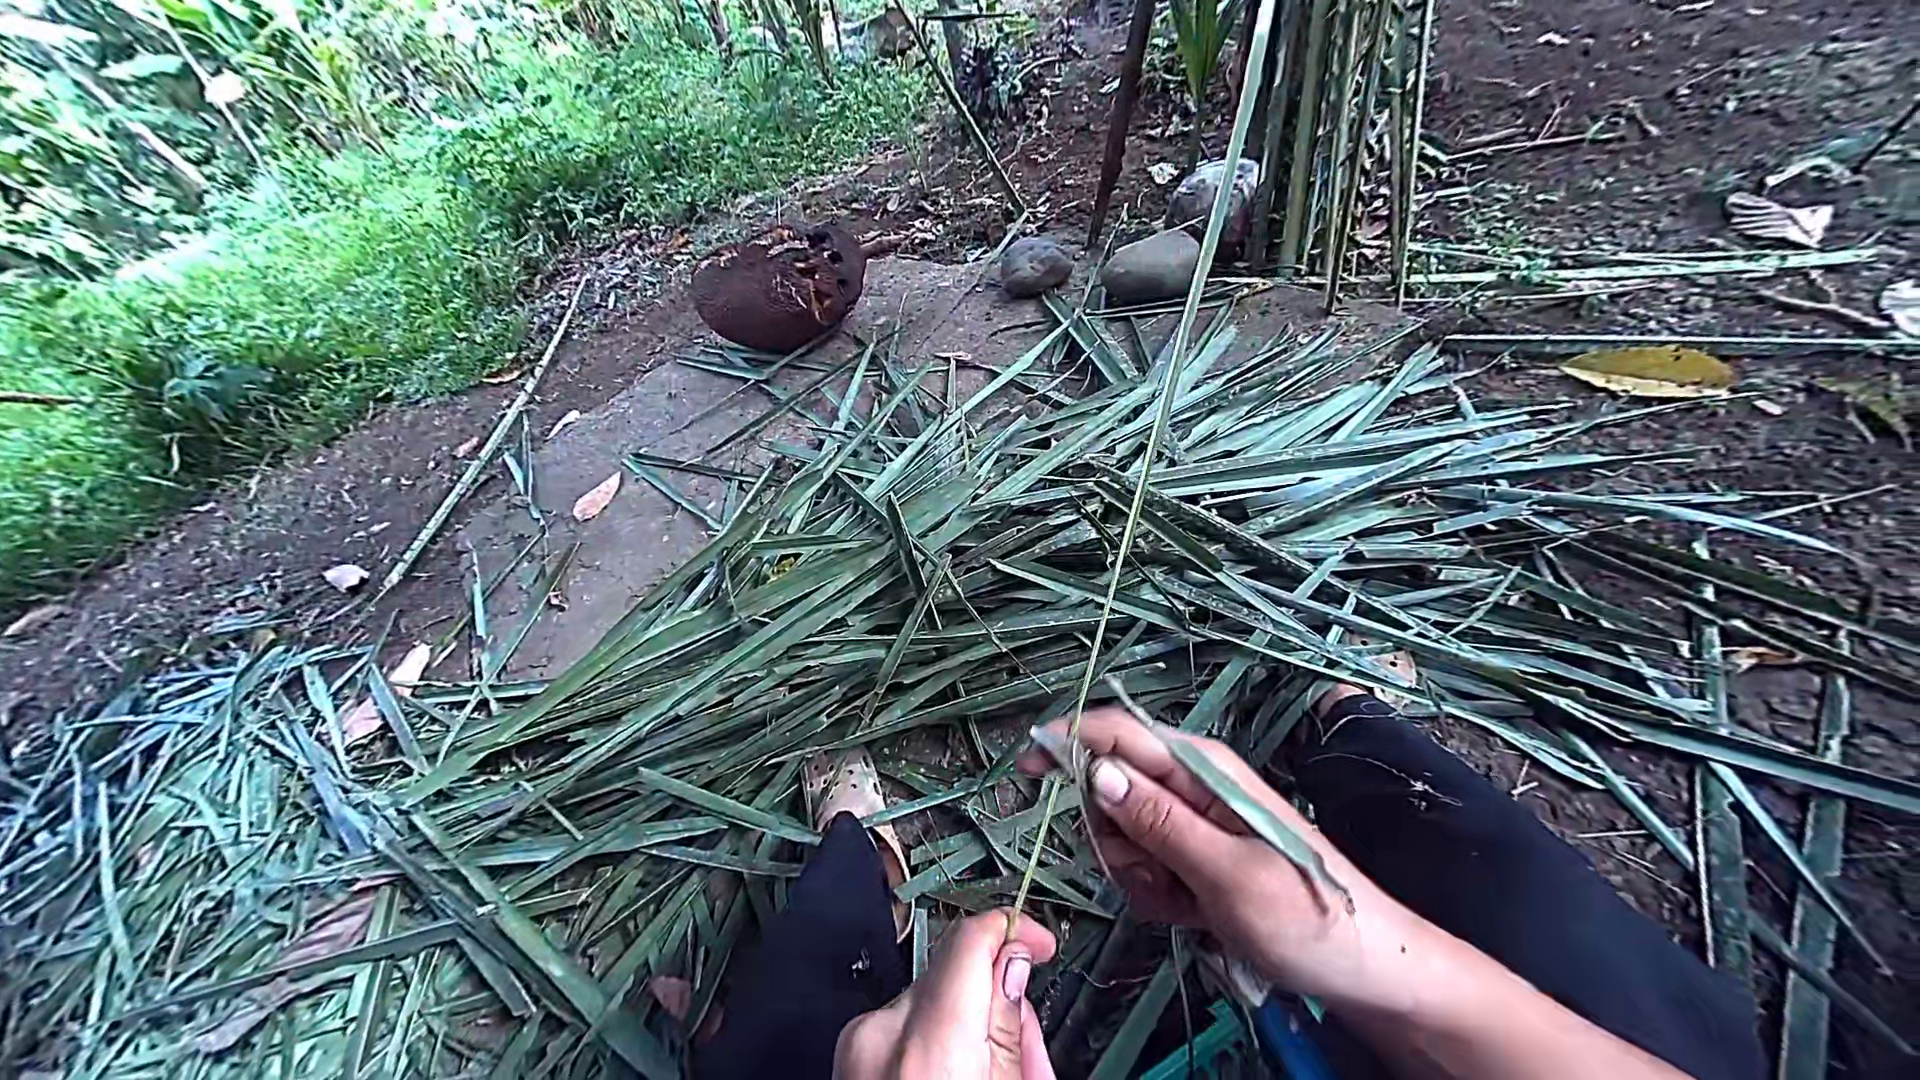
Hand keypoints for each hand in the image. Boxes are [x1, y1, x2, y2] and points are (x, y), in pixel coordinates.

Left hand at [835, 910, 1057, 1079]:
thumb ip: (1008, 1028)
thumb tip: (1013, 962)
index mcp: (930, 1043)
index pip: (971, 936)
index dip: (1013, 926)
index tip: (1037, 939)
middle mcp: (883, 1033)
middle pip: (955, 967)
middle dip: (997, 990)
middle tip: (1029, 1045)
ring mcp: (858, 1045)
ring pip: (934, 996)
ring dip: (971, 1019)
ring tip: (998, 1070)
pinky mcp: (848, 1058)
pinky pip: (906, 1024)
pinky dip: (938, 1039)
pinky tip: (961, 1072)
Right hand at [1017, 709, 1417, 1008]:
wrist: (1367, 973)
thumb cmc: (1310, 917)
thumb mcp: (1229, 873)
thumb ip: (1159, 820)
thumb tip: (1098, 771)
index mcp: (1200, 766)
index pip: (1118, 732)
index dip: (1067, 739)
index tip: (1027, 765)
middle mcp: (1188, 781)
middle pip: (1108, 784)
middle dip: (1112, 833)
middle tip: (1151, 874)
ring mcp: (1187, 816)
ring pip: (1118, 827)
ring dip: (1134, 868)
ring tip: (1181, 900)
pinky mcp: (1187, 848)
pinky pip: (1138, 858)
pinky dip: (1150, 888)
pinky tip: (1187, 909)